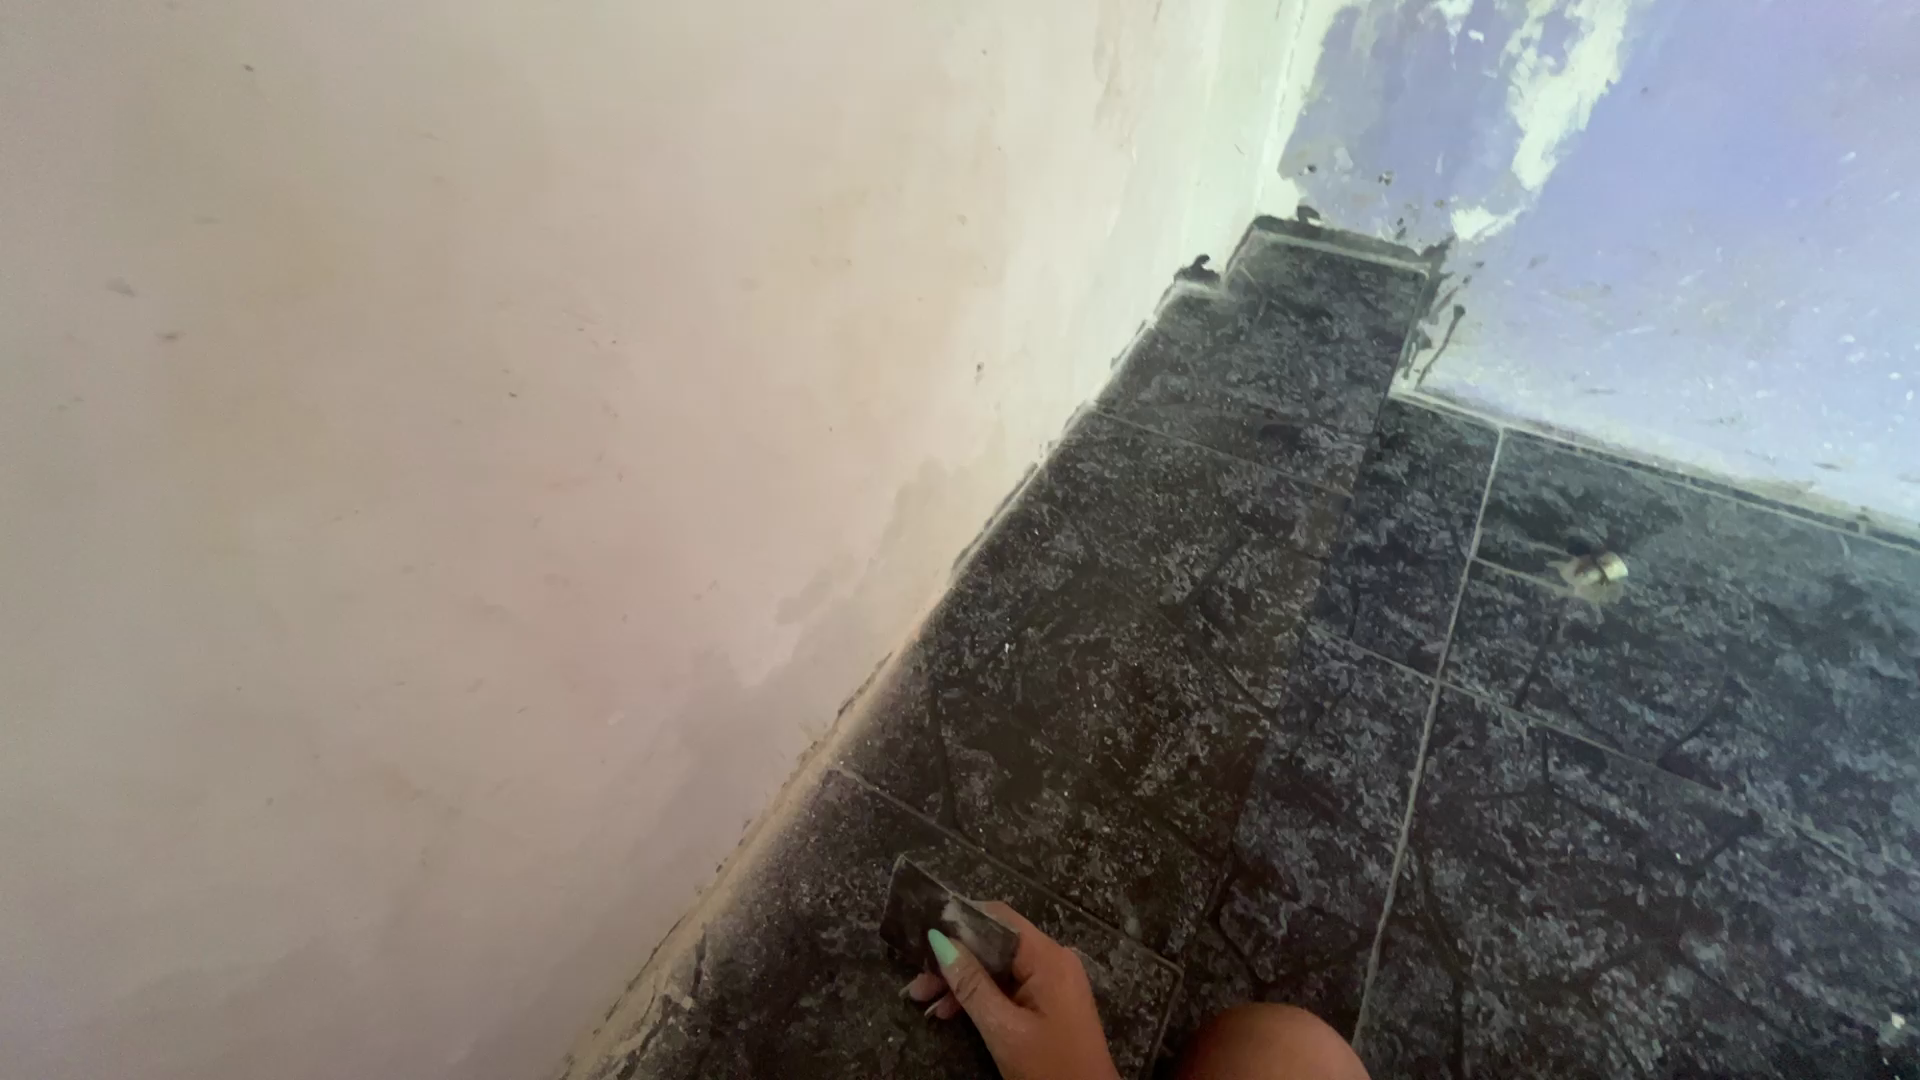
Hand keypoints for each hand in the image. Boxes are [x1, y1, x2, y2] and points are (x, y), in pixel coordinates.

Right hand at [904, 902, 1121, 1079]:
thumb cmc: (1050, 1072)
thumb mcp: (1004, 1031)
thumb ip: (971, 985)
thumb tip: (939, 940)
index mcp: (1048, 957)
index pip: (998, 918)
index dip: (960, 921)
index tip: (925, 930)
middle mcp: (1053, 958)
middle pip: (995, 944)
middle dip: (954, 960)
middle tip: (917, 981)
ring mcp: (1053, 980)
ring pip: (998, 967)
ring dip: (962, 982)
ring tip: (924, 1000)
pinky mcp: (1050, 1001)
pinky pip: (1009, 986)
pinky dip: (982, 996)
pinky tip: (951, 1013)